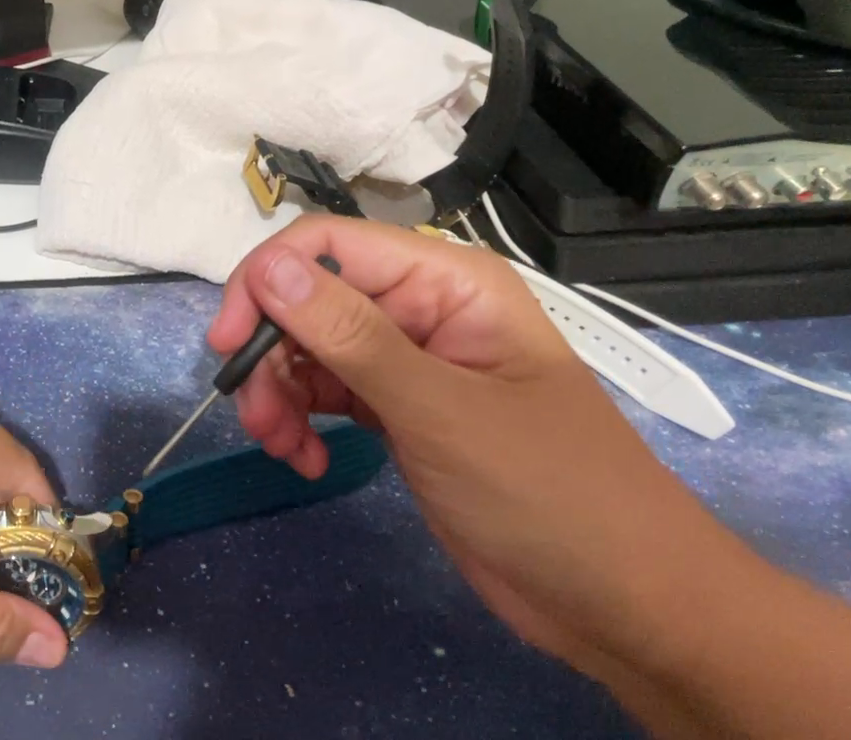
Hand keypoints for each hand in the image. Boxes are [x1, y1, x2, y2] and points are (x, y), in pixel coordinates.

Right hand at [208, 216, 759, 672]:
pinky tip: (308, 459)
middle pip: (307, 301)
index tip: (228, 342)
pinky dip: (300, 422)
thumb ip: (350, 335)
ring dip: (278, 395)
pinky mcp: (394, 408)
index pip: (327, 245)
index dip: (267, 281)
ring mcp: (405, 361)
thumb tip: (268, 268)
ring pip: (305, 350)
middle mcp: (419, 308)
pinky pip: (322, 393)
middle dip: (270, 355)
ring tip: (282, 448)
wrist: (622, 604)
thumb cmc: (548, 492)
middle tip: (254, 415)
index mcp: (445, 283)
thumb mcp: (439, 410)